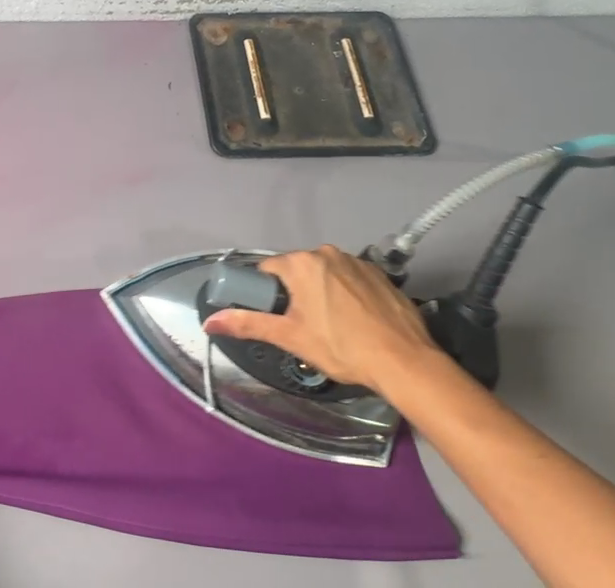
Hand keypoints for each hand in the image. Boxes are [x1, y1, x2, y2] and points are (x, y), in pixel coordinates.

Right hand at [201, 245, 442, 391]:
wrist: (405, 361)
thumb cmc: (341, 348)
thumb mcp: (291, 337)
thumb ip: (249, 324)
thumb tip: (210, 321)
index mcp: (301, 263)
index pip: (267, 270)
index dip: (265, 293)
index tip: (275, 316)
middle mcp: (327, 253)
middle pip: (297, 271)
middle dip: (295, 294)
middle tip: (303, 326)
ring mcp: (357, 261)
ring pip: (325, 274)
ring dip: (322, 293)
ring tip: (333, 326)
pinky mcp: (380, 274)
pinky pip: (351, 279)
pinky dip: (347, 295)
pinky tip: (356, 321)